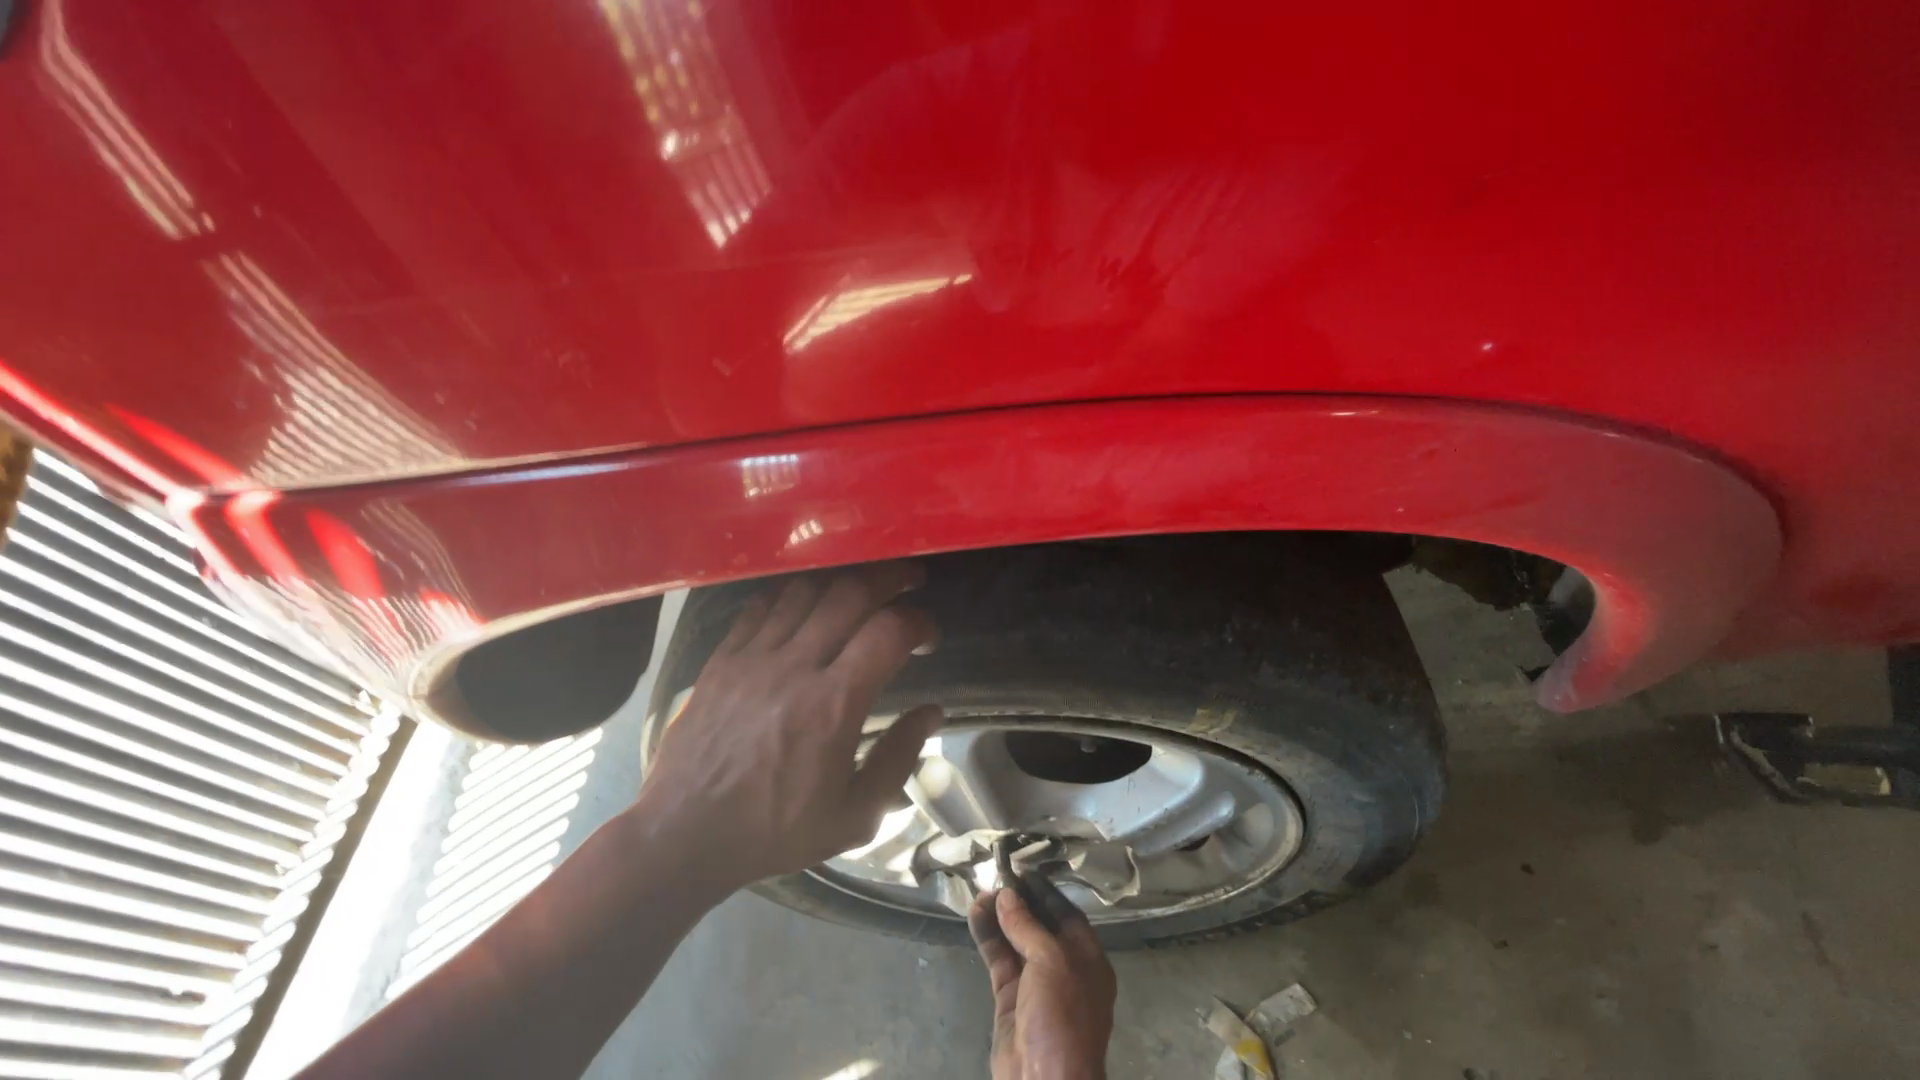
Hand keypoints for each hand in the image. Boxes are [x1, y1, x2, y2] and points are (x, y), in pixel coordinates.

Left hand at [634, 563, 942, 893]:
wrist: (684, 835)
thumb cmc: (775, 831)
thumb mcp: (854, 816)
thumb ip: (897, 758)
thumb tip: (932, 712)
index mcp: (834, 705)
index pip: (889, 631)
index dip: (920, 622)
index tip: (928, 637)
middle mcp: (795, 667)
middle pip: (850, 593)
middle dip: (890, 577)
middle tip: (909, 580)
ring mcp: (753, 658)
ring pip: (805, 591)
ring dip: (840, 582)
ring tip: (859, 589)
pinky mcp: (721, 660)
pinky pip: (759, 607)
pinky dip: (790, 595)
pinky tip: (803, 605)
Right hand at [970, 877, 1117, 1079]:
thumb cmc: (1062, 1014)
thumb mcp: (1051, 961)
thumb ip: (1028, 926)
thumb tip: (1007, 895)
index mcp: (1088, 960)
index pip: (1068, 914)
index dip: (1046, 891)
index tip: (1022, 869)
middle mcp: (1064, 969)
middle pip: (1040, 926)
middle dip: (1019, 902)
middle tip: (996, 877)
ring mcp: (1036, 985)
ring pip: (1016, 942)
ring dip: (999, 917)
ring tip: (980, 893)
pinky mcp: (1010, 999)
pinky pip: (999, 961)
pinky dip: (988, 938)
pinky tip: (974, 916)